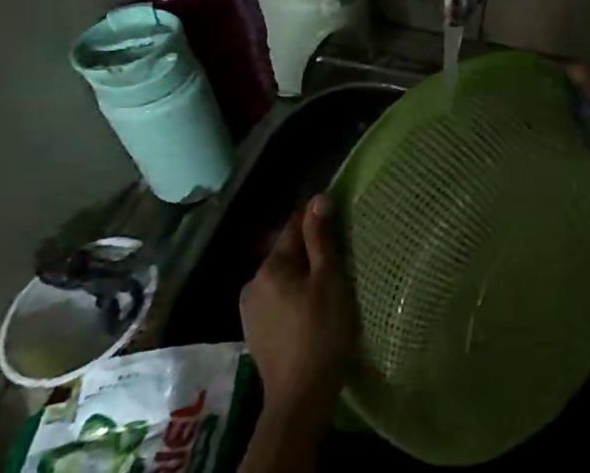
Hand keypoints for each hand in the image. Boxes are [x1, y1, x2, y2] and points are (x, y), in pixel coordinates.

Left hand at [239, 195, 355, 407]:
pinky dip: (293, 295)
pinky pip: (277, 298)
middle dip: (309, 249)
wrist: (301, 392)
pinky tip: (311, 307)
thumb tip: (318, 197)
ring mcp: (250, 310)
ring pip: (281, 277)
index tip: (339, 219)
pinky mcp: (255, 331)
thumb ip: (320, 238)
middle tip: (340, 256)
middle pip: (285, 253)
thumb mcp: (329, 277)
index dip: (316, 219)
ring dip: (301, 274)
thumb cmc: (322, 327)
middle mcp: (252, 283)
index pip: (294, 227)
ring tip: (328, 282)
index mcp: (270, 266)